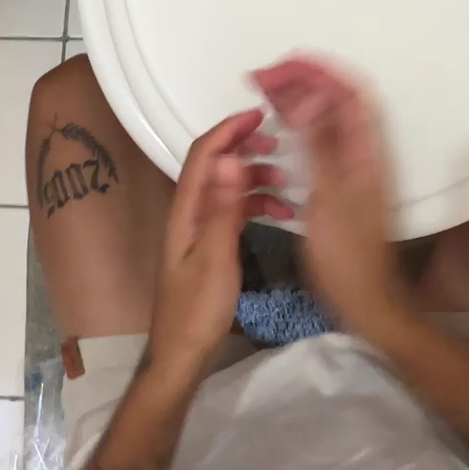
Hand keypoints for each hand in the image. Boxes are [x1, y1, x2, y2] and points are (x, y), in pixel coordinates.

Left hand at [146, 109, 291, 377]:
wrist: (181, 354)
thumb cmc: (197, 309)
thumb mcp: (215, 258)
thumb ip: (222, 209)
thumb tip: (229, 160)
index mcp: (185, 209)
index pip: (204, 155)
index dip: (229, 130)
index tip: (260, 116)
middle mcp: (189, 210)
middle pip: (215, 164)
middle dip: (245, 147)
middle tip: (279, 144)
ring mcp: (198, 227)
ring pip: (228, 186)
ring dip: (255, 177)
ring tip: (287, 181)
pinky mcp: (209, 243)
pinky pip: (233, 210)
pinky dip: (255, 204)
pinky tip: (282, 213)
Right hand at [252, 57, 408, 337]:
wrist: (366, 301)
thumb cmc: (346, 257)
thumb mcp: (327, 199)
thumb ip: (319, 145)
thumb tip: (309, 98)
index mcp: (365, 152)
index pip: (348, 93)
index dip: (317, 71)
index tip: (282, 64)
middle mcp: (364, 151)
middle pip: (338, 98)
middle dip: (302, 79)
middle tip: (263, 77)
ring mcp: (355, 165)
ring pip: (329, 115)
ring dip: (300, 97)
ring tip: (266, 91)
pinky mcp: (343, 179)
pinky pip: (323, 134)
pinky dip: (301, 120)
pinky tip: (281, 124)